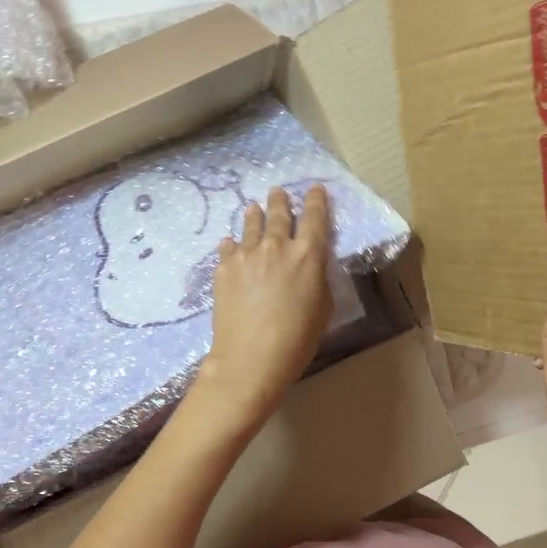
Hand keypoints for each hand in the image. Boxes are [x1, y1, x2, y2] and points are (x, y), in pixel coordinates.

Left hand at [195, 185, 333, 427]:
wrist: (250, 358)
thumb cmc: (297, 340)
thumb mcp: (323, 308)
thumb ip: (317, 279)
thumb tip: (309, 266)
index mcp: (308, 255)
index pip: (315, 217)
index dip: (316, 201)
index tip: (314, 189)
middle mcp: (277, 246)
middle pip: (279, 214)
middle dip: (280, 202)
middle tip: (278, 192)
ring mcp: (246, 254)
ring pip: (251, 225)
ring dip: (254, 215)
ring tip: (253, 208)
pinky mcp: (224, 268)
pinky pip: (229, 247)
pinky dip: (232, 243)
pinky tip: (230, 243)